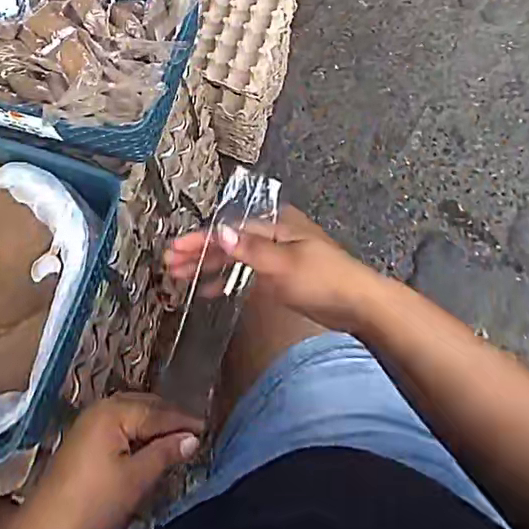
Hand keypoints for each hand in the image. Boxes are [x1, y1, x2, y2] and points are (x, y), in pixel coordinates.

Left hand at [0, 394, 200, 528]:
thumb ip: (165, 454)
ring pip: (132, 417)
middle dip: (169, 420)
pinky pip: (119, 429)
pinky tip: (147, 450)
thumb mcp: (135, 481)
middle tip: (195, 435)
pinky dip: (137, 436)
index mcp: (113, 410)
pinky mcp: (82, 444)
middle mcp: (100, 409)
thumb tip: (193, 437)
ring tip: (176, 442)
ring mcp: (88, 425)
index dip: (184, 422)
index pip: (158, 411)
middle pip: (145, 407)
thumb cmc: (92, 506)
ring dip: (153, 428)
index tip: (208, 429)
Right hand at [163, 206, 387, 332]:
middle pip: (229, 241)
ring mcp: (277, 255)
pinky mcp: (280, 275)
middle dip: (199, 252)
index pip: (229, 229)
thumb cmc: (323, 280)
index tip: (174, 250)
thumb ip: (250, 251)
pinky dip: (227, 280)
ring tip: (179, 277)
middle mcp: (273, 235)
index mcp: (275, 224)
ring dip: (208, 267)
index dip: (200, 240)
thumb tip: (220, 231)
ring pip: (234, 257)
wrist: (359, 304)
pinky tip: (209, 291)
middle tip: (169, 264)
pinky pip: (245, 273)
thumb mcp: (285, 265)